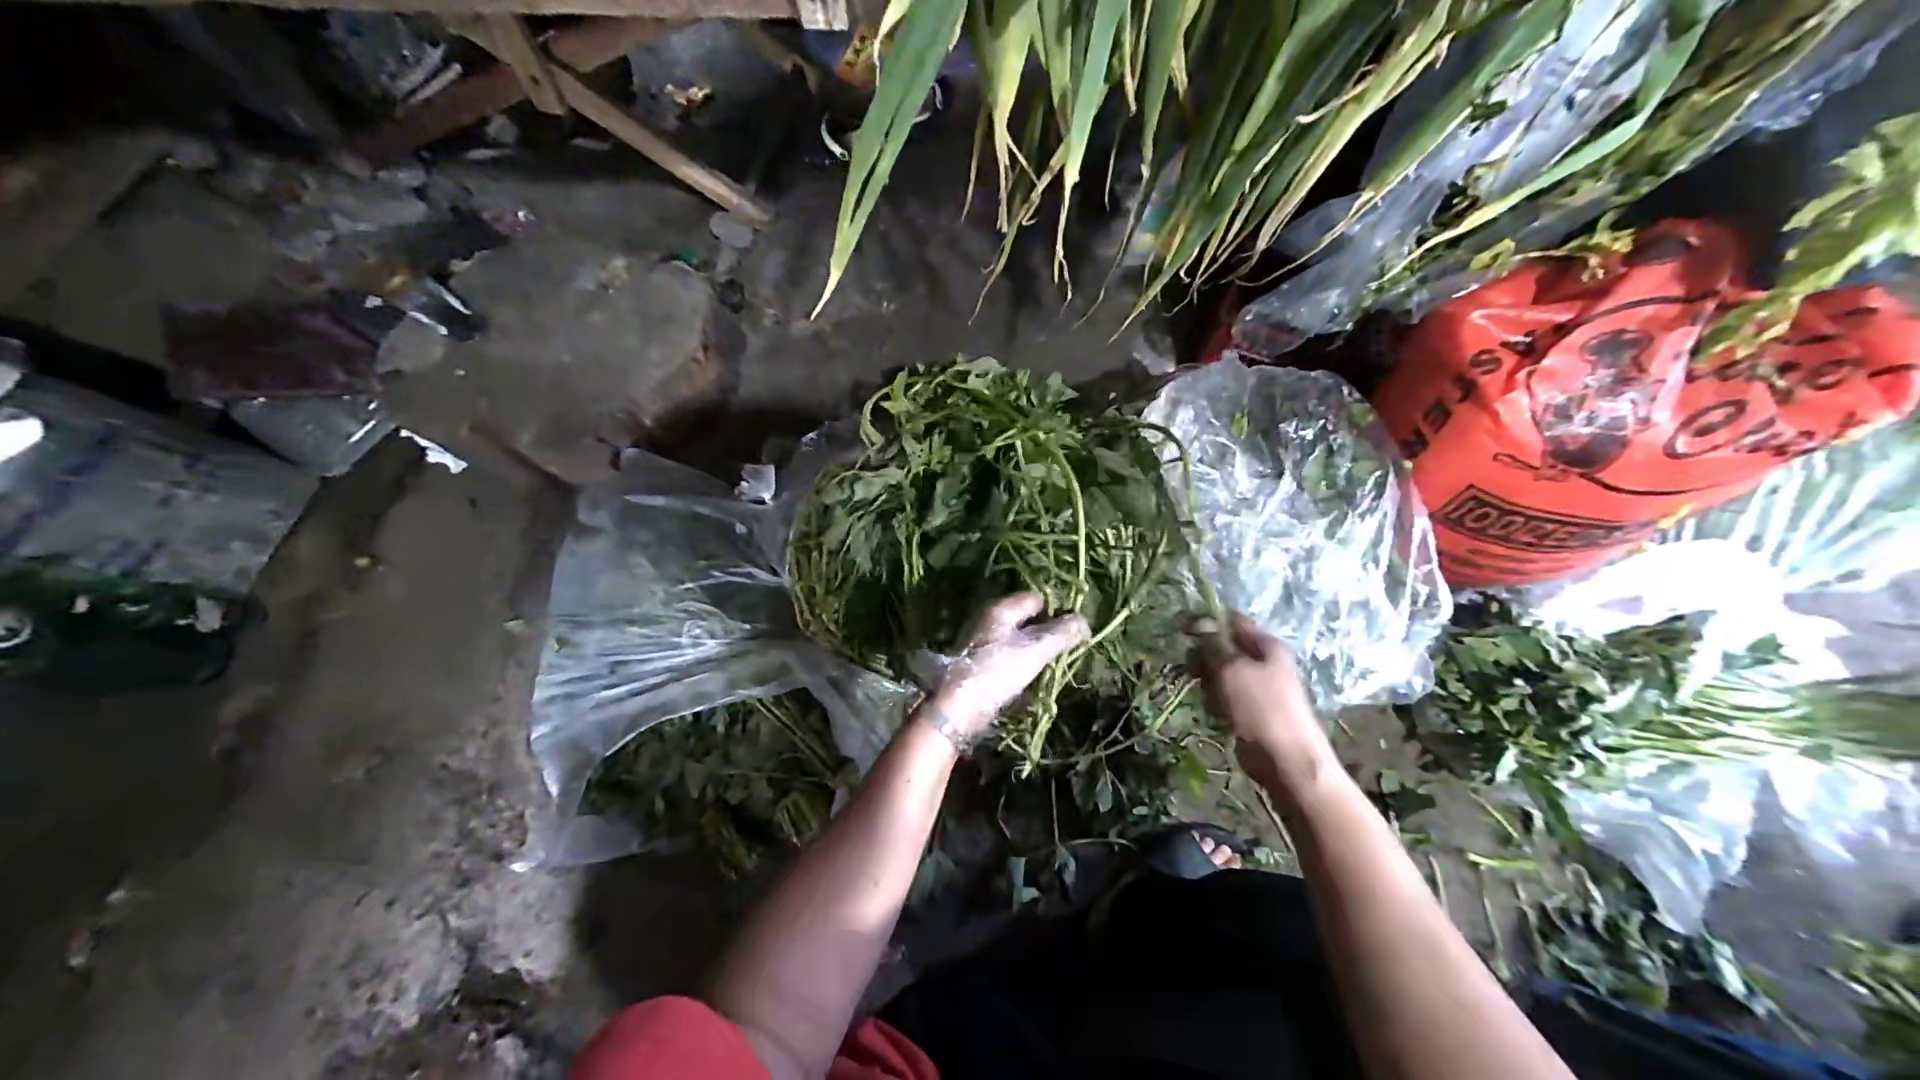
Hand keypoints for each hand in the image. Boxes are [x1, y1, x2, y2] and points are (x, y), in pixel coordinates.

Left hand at [923, 592, 1087, 743]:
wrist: (956, 707)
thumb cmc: (996, 673)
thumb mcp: (1034, 652)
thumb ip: (1061, 634)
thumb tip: (1084, 621)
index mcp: (1001, 609)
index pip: (1037, 598)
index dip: (1057, 611)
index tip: (1072, 632)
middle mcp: (988, 618)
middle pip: (1027, 618)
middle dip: (1047, 632)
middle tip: (1064, 651)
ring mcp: (982, 640)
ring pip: (1018, 638)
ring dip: (1035, 650)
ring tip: (1050, 666)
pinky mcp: (978, 661)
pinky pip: (1008, 654)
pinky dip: (1021, 662)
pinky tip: (1029, 677)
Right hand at [1189, 613, 1335, 792]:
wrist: (1287, 760)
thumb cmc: (1262, 708)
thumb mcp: (1232, 669)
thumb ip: (1214, 645)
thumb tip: (1199, 622)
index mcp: (1267, 646)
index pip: (1233, 621)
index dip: (1206, 621)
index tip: (1181, 631)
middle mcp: (1265, 662)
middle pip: (1224, 648)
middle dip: (1205, 658)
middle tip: (1194, 670)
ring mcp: (1259, 687)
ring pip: (1221, 674)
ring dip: (1209, 683)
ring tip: (1210, 698)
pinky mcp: (1251, 710)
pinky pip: (1225, 696)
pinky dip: (1216, 702)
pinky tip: (1215, 713)